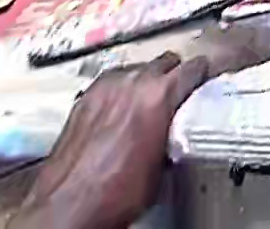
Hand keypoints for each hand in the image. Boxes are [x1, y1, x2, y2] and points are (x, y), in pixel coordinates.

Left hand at [21, 52, 210, 228]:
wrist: (66, 209)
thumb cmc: (113, 195)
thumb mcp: (161, 169)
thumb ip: (173, 135)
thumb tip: (177, 132)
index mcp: (161, 95)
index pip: (194, 67)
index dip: (202, 74)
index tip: (204, 79)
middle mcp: (136, 81)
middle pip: (167, 61)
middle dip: (174, 75)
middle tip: (176, 94)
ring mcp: (109, 84)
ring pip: (139, 69)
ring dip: (146, 81)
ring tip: (144, 104)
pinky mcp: (87, 94)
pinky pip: (113, 81)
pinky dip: (120, 91)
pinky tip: (118, 112)